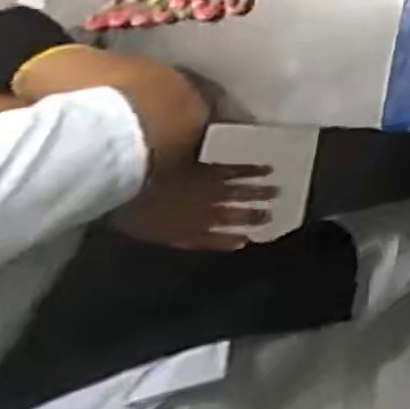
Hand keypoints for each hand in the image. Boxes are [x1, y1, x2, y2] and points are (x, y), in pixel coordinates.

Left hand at [108, 162, 277, 250]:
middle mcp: (207, 213)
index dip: (230, 240)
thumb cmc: (132, 214)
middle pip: (235, 215)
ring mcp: (212, 190)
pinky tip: (267, 169)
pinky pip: (238, 171)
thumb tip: (183, 235)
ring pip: (242, 194)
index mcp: (189, 232)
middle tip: (273, 214)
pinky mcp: (212, 170)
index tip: (247, 240)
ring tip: (277, 192)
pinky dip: (253, 171)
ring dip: (260, 194)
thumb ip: (171, 234)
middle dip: (254, 215)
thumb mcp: (148, 232)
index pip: (215, 238)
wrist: (133, 185)